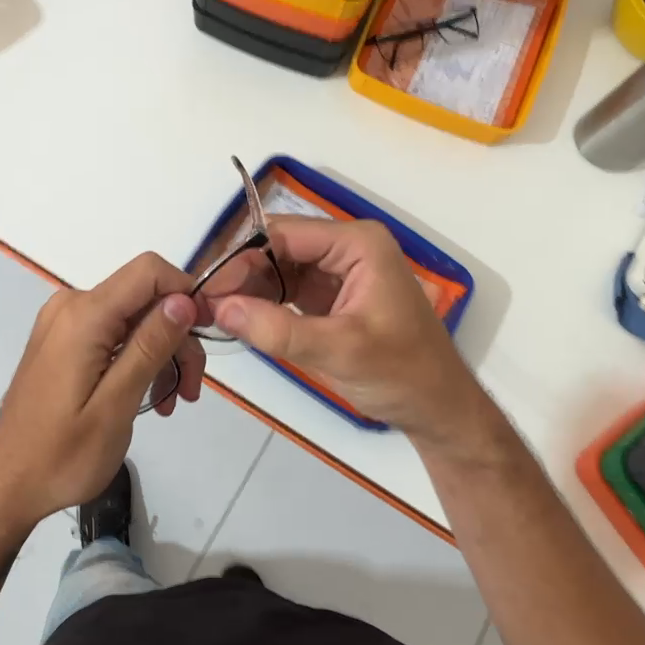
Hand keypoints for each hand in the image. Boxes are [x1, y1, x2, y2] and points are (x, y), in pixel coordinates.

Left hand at [0, 253, 199, 541]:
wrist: (9, 485)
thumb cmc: (62, 455)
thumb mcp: (116, 405)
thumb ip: (149, 347)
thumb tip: (183, 299)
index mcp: (83, 316)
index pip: (148, 271)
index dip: (186, 292)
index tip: (207, 334)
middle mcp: (71, 306)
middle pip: (144, 297)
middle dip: (176, 337)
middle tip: (192, 391)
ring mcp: (63, 322)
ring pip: (132, 317)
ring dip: (160, 353)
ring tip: (172, 402)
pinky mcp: (62, 340)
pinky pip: (112, 333)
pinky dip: (136, 358)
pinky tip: (148, 396)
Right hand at [209, 217, 480, 442]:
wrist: (440, 410)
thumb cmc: (403, 374)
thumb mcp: (339, 351)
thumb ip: (278, 329)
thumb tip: (219, 308)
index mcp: (358, 244)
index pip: (284, 234)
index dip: (242, 257)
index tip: (207, 288)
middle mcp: (347, 247)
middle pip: (278, 247)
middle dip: (241, 273)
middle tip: (204, 304)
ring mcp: (339, 270)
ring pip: (278, 266)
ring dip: (248, 288)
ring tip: (214, 312)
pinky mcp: (331, 295)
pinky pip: (287, 287)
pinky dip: (263, 302)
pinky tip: (239, 318)